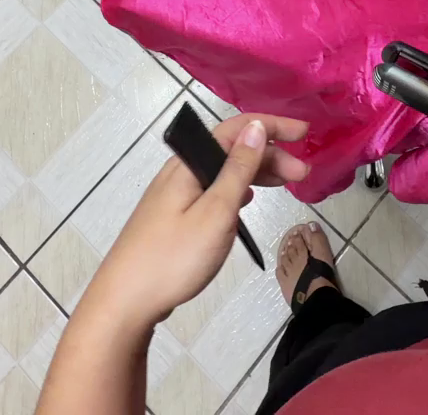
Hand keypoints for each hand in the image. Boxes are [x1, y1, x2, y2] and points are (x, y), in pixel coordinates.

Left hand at [79, 113, 309, 333]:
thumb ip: (238, 169)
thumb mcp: (216, 213)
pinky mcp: (175, 215)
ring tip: (286, 183)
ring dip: (256, 172)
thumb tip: (255, 127)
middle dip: (270, 154)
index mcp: (191, 163)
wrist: (123, 303)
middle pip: (232, 149)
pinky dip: (238, 189)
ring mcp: (176, 193)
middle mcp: (182, 170)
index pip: (237, 128)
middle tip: (303, 173)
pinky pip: (214, 188)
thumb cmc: (173, 257)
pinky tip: (249, 199)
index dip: (272, 125)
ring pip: (223, 170)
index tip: (304, 132)